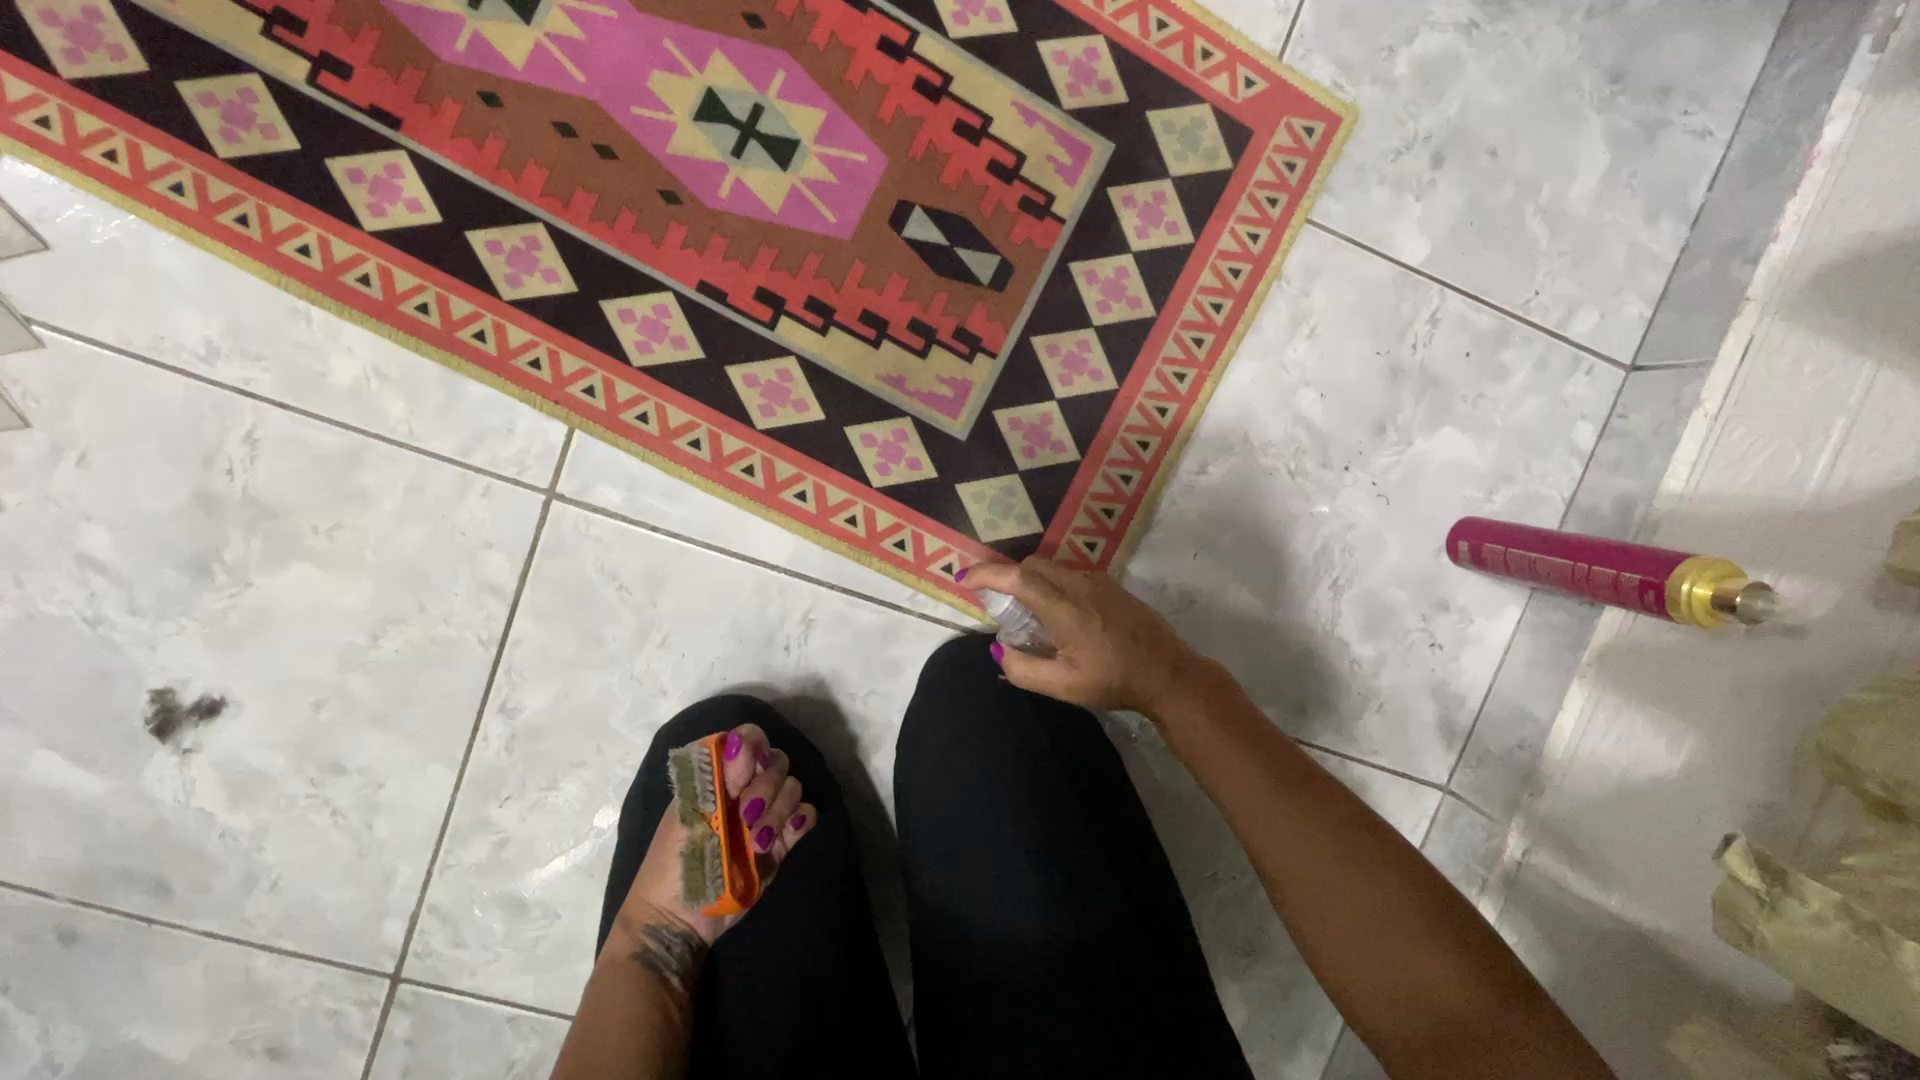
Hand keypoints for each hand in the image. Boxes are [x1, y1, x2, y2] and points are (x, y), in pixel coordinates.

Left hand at [614, 723, 816, 949]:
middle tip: (746, 817)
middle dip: (765, 787)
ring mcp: (763, 815)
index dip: (752, 750)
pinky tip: (784, 838)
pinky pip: (805, 815)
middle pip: (775, 761)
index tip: (741, 777)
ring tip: (757, 842)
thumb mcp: (688, 818)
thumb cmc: (673, 865)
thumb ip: (716, 777)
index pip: (746, 740)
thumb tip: (742, 742)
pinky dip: (800, 820)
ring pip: (792, 787)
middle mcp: (742, 790)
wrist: (680, 923)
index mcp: (716, 778)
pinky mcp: (781, 842)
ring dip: (778, 810)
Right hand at [962, 557, 1210, 713]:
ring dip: (1031, 581)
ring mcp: (1099, 582)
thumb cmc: (1115, 681)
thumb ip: (1024, 669)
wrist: (1169, 674)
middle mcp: (1080, 585)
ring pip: (1052, 567)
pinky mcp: (1111, 586)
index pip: (1017, 577)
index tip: (964, 580)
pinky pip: (1070, 574)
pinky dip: (1051, 584)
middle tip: (998, 604)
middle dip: (1008, 576)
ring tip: (1028, 614)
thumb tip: (999, 649)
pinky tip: (1058, 615)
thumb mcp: (1064, 687)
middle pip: (1032, 564)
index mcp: (1065, 608)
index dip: (987, 574)